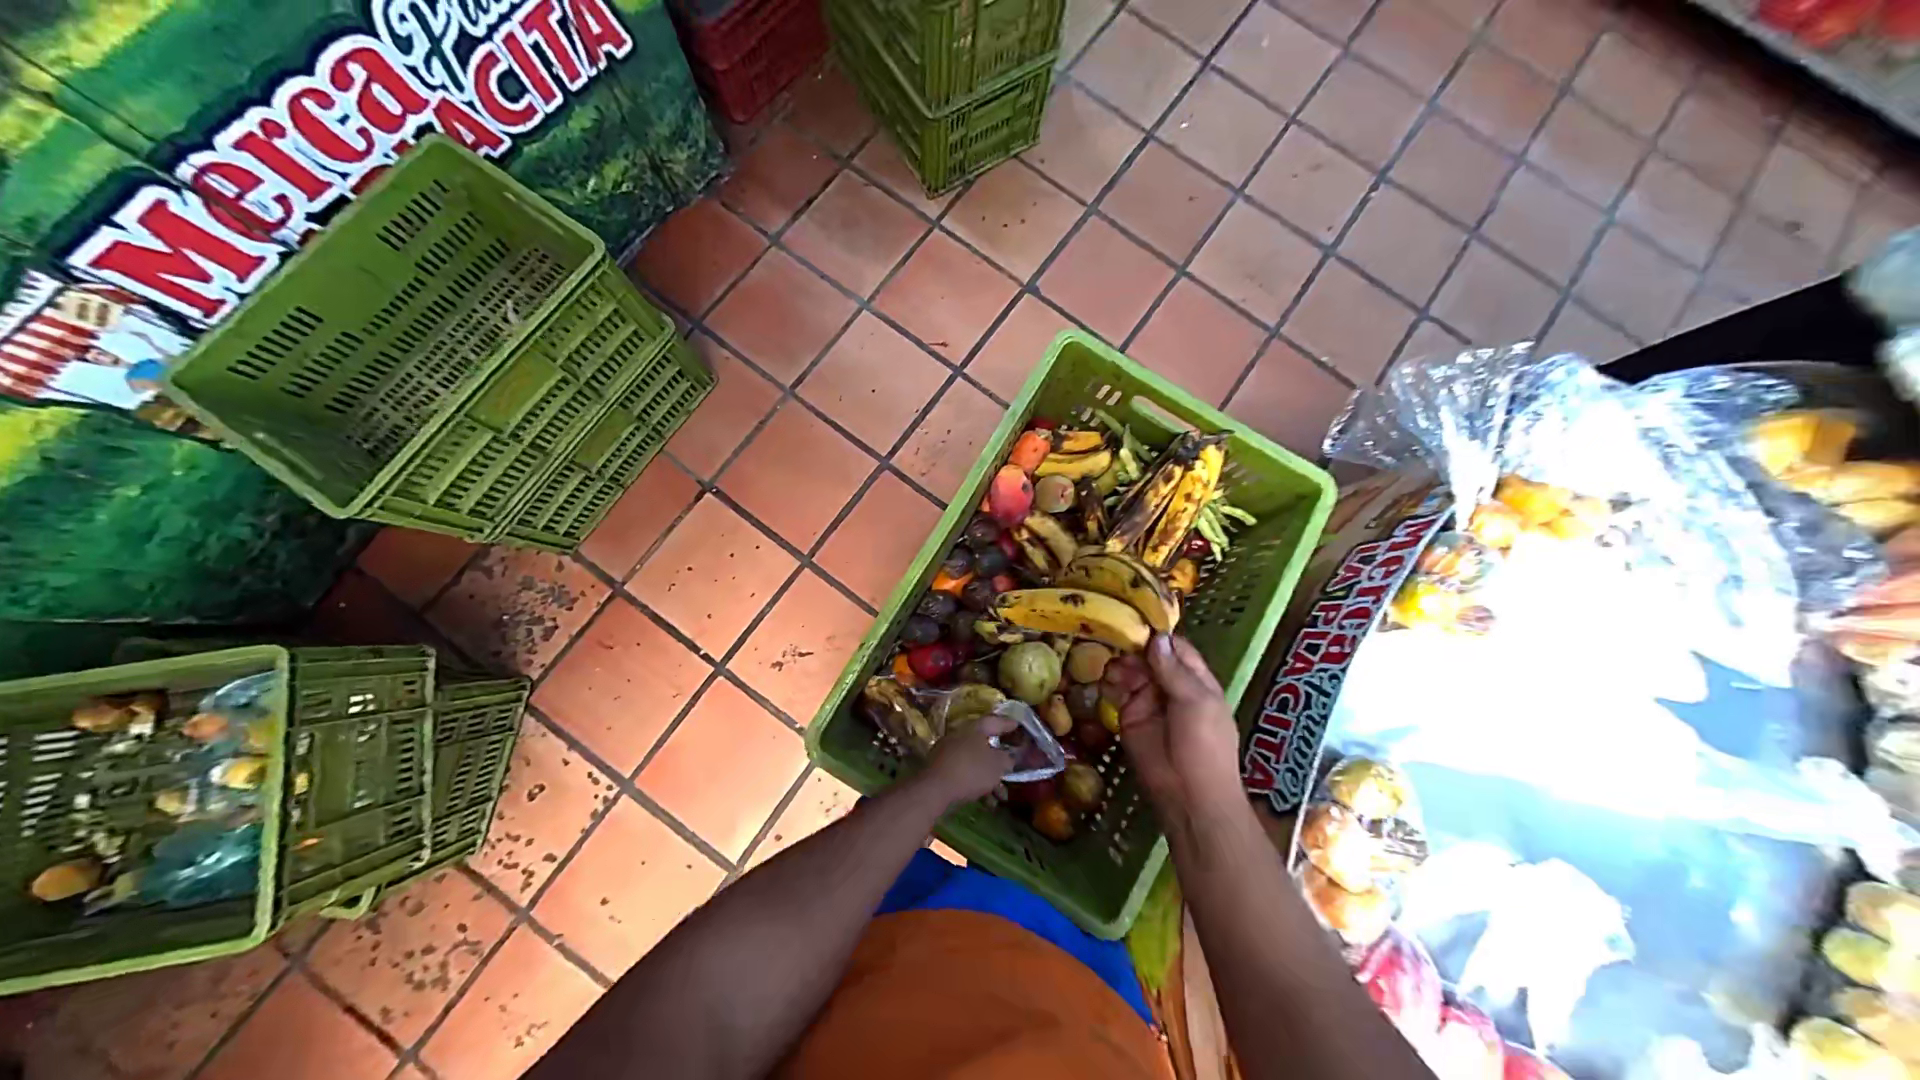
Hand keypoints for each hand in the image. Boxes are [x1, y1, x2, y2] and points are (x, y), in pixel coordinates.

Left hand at [918, 711, 1017, 808]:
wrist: (934, 788)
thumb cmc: (970, 771)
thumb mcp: (997, 765)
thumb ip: (1006, 759)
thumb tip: (1007, 758)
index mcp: (974, 729)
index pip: (994, 721)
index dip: (1007, 723)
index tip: (1017, 724)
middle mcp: (960, 736)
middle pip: (983, 743)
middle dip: (998, 756)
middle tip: (1010, 763)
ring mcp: (948, 752)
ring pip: (974, 761)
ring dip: (989, 776)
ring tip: (1001, 794)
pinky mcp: (940, 769)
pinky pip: (964, 773)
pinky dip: (977, 783)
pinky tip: (987, 801)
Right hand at [1102, 633, 1241, 818]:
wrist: (1189, 795)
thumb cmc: (1204, 746)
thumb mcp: (1196, 702)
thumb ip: (1174, 670)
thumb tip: (1156, 638)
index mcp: (1195, 679)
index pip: (1175, 647)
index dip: (1157, 634)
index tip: (1133, 617)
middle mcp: (1170, 685)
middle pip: (1147, 656)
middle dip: (1131, 646)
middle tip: (1111, 635)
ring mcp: (1148, 701)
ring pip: (1129, 671)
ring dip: (1118, 663)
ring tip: (1106, 659)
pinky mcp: (1128, 716)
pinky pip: (1115, 692)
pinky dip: (1107, 682)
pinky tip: (1102, 677)